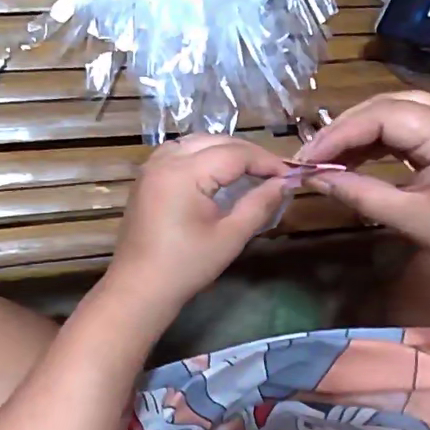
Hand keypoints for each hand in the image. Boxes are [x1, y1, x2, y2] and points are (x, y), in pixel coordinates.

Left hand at [106, 135, 293, 310]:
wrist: (139, 288)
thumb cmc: (186, 266)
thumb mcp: (230, 236)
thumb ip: (259, 204)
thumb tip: (284, 183)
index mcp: (184, 173)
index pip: (234, 153)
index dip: (266, 161)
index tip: (289, 174)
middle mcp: (164, 161)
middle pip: (214, 141)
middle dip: (246, 153)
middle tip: (273, 172)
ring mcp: (150, 168)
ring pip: (194, 143)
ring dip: (222, 150)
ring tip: (248, 170)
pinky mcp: (145, 180)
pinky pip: (177, 154)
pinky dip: (200, 156)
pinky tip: (215, 173)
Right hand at [297, 91, 429, 278]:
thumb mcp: (409, 218)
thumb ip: (359, 194)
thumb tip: (314, 179)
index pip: (381, 115)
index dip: (338, 134)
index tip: (306, 160)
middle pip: (388, 103)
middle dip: (345, 128)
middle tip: (312, 156)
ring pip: (399, 109)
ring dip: (362, 130)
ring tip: (330, 158)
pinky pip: (414, 124)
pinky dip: (382, 137)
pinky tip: (360, 157)